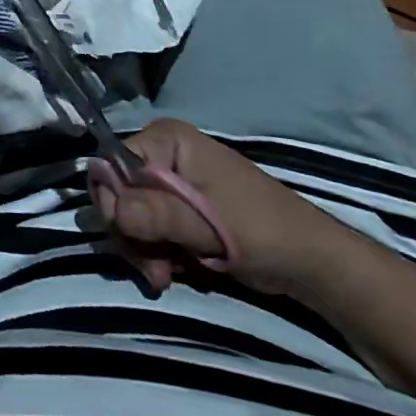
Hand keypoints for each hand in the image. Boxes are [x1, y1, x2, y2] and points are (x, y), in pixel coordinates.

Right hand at [88, 119, 339, 293]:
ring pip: (128, 216)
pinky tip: (173, 270)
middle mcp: (163, 153)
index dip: (114, 205)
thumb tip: (114, 208)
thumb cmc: (261, 231)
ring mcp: (170, 180)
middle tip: (156, 269)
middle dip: (131, 236)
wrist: (304, 258)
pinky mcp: (177, 206)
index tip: (133, 241)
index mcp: (168, 140)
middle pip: (117, 193)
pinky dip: (155, 253)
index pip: (111, 165)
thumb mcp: (208, 226)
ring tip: (168, 275)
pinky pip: (146, 228)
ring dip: (143, 251)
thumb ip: (160, 215)